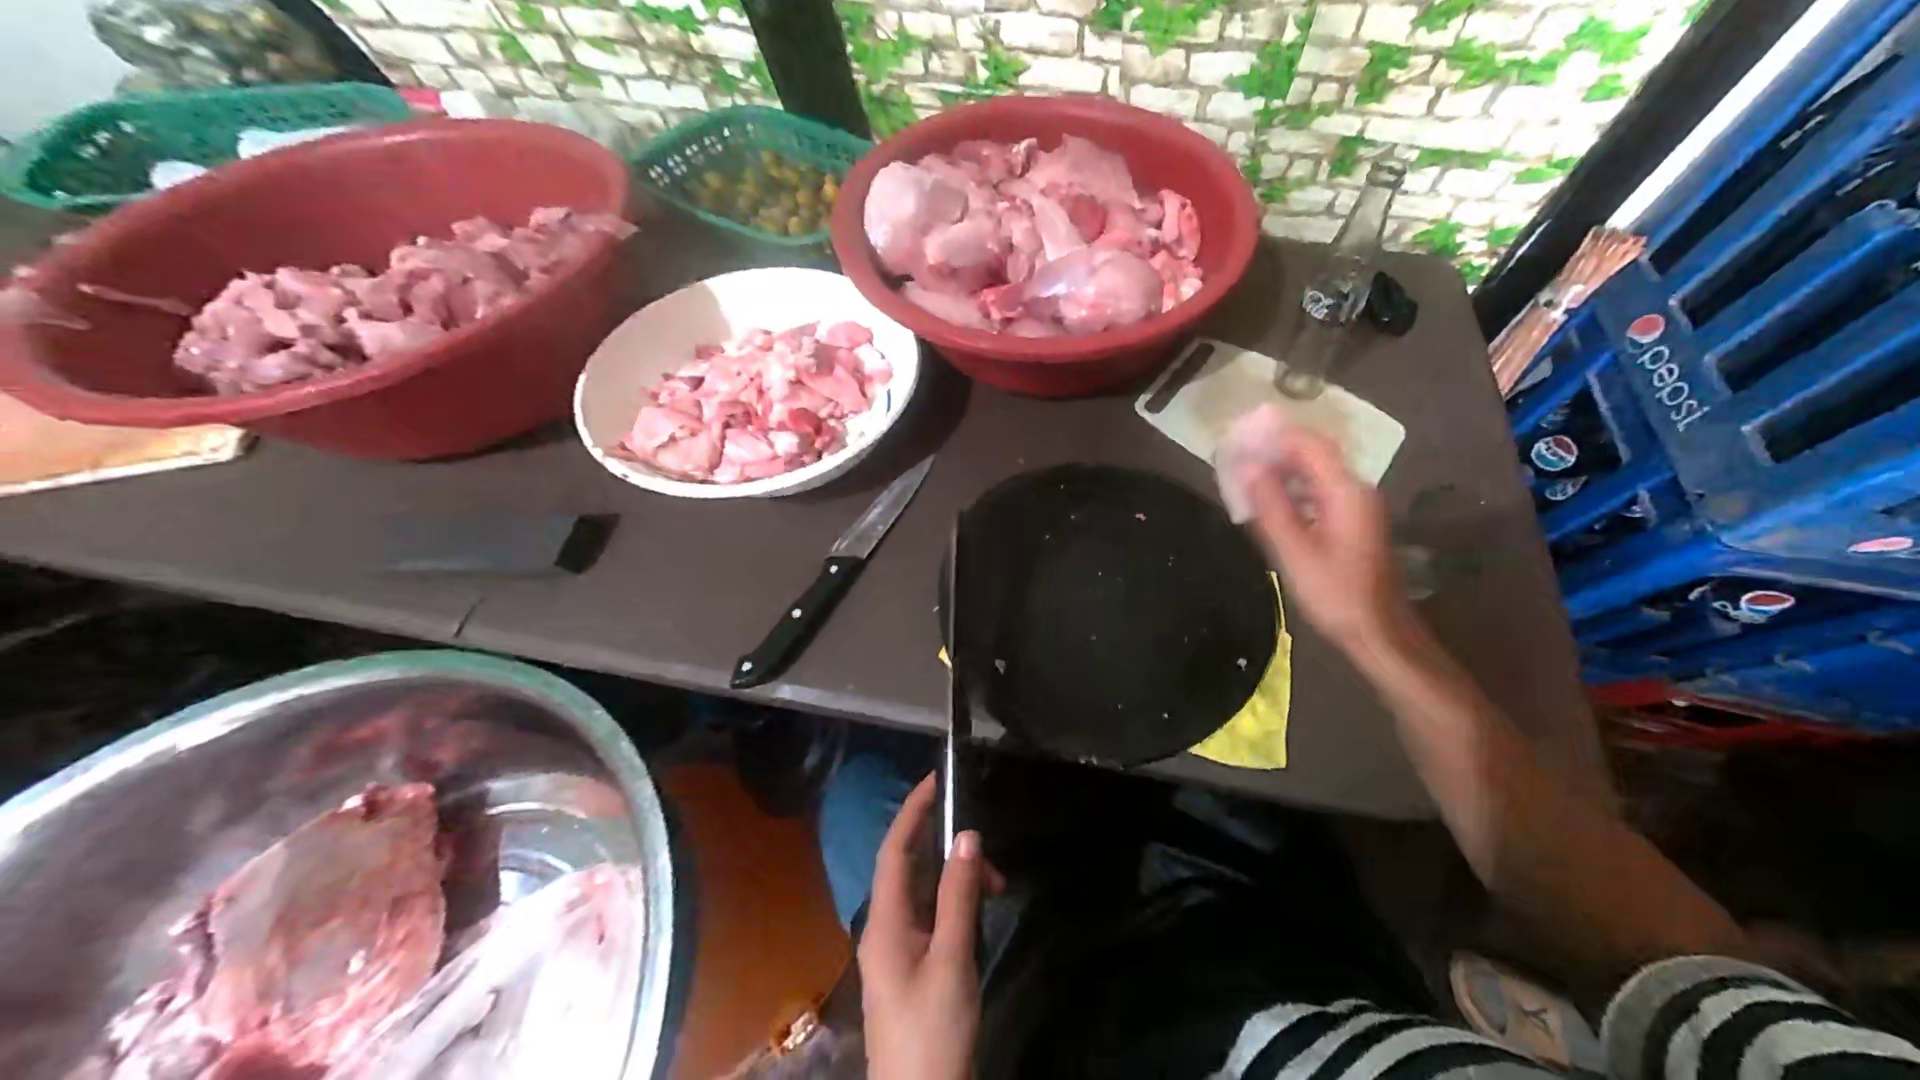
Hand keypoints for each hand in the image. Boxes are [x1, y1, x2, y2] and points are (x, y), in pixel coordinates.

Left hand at [859, 774, 1001, 1079]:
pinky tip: (979, 909)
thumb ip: (958, 896)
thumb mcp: (952, 958)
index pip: (894, 850)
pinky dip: (955, 903)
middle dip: (945, 848)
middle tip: (985, 847)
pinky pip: (931, 916)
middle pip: (909, 868)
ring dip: (956, 879)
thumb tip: (967, 837)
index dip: (912, 811)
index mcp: (884, 920)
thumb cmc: (933, 1028)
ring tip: (995, 886)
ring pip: (924, 892)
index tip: (934, 780)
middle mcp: (885, 927)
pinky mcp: (912, 966)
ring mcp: (897, 948)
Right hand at [1246, 425, 1411, 651]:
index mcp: (1345, 493)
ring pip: (1315, 473)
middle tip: (1235, 451)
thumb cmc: (1334, 594)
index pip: (1309, 446)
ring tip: (1243, 472)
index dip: (1274, 434)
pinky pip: (1318, 492)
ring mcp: (1356, 506)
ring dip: (1280, 468)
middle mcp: (1355, 491)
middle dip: (1274, 448)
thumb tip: (1247, 468)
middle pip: (1313, 454)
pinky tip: (1266, 500)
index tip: (1239, 432)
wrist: (1377, 631)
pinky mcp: (1351, 522)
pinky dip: (1291, 488)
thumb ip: (1270, 507)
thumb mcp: (1294, 552)